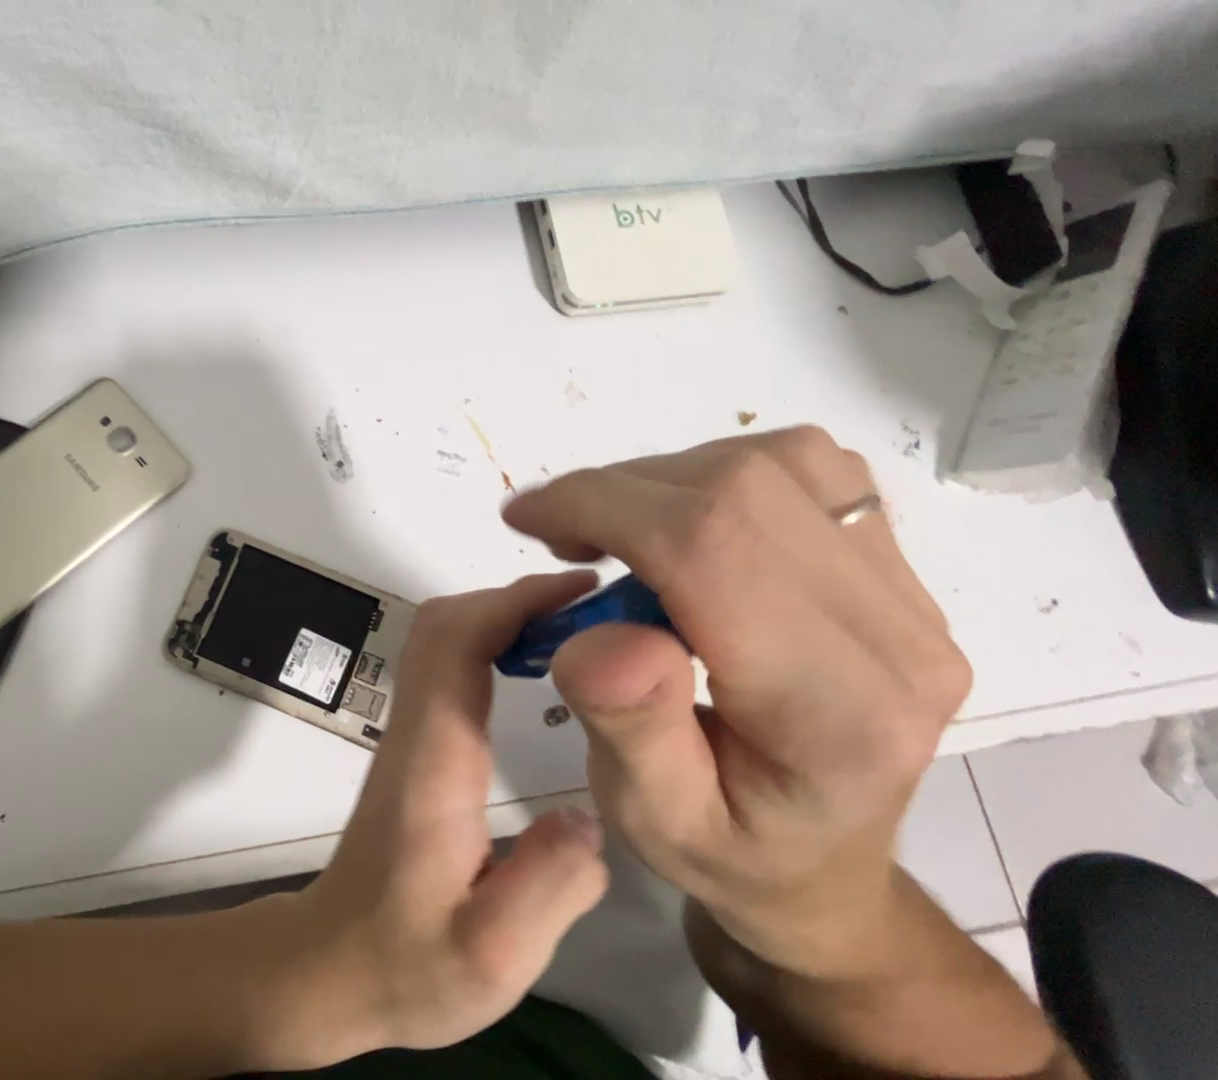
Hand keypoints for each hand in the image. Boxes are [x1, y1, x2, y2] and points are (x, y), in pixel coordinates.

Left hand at [276, 571, 610, 1063]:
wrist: (331, 966)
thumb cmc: (404, 965)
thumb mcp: (490, 955)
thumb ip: (547, 887)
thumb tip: (592, 817)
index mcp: (432, 766)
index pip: (455, 646)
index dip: (513, 602)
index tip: (583, 592)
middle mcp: (414, 734)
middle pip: (441, 625)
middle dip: (514, 598)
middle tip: (597, 609)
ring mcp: (409, 738)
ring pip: (440, 641)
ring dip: (504, 616)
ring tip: (582, 631)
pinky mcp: (416, 750)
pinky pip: (447, 669)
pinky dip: (492, 644)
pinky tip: (542, 670)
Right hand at [503, 427, 972, 979]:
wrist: (826, 868)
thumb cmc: (729, 855)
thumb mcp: (654, 821)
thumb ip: (632, 729)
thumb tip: (600, 632)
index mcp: (832, 713)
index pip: (712, 551)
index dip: (604, 508)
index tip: (524, 518)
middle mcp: (896, 638)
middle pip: (746, 490)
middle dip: (623, 492)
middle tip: (561, 536)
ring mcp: (912, 598)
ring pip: (781, 464)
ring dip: (669, 482)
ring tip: (619, 537)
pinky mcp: (899, 575)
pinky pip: (811, 475)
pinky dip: (722, 481)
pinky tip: (684, 531)